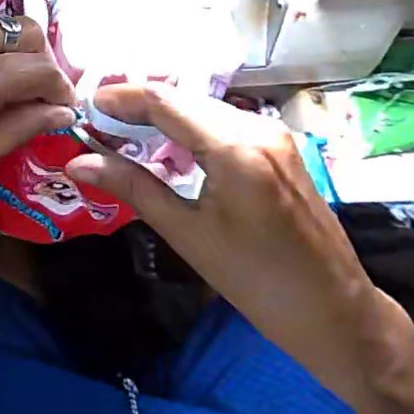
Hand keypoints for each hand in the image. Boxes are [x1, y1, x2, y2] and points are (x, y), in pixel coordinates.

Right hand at [66, 84, 413, 404]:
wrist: (337, 315)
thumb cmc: (257, 282)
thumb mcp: (187, 233)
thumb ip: (131, 187)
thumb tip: (76, 162)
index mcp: (235, 148)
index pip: (164, 101)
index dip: (119, 98)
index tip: (84, 109)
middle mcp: (256, 127)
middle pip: (181, 99)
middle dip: (136, 107)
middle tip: (96, 127)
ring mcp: (273, 134)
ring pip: (200, 109)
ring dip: (160, 118)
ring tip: (122, 138)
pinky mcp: (279, 147)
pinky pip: (221, 124)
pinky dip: (187, 130)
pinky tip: (166, 149)